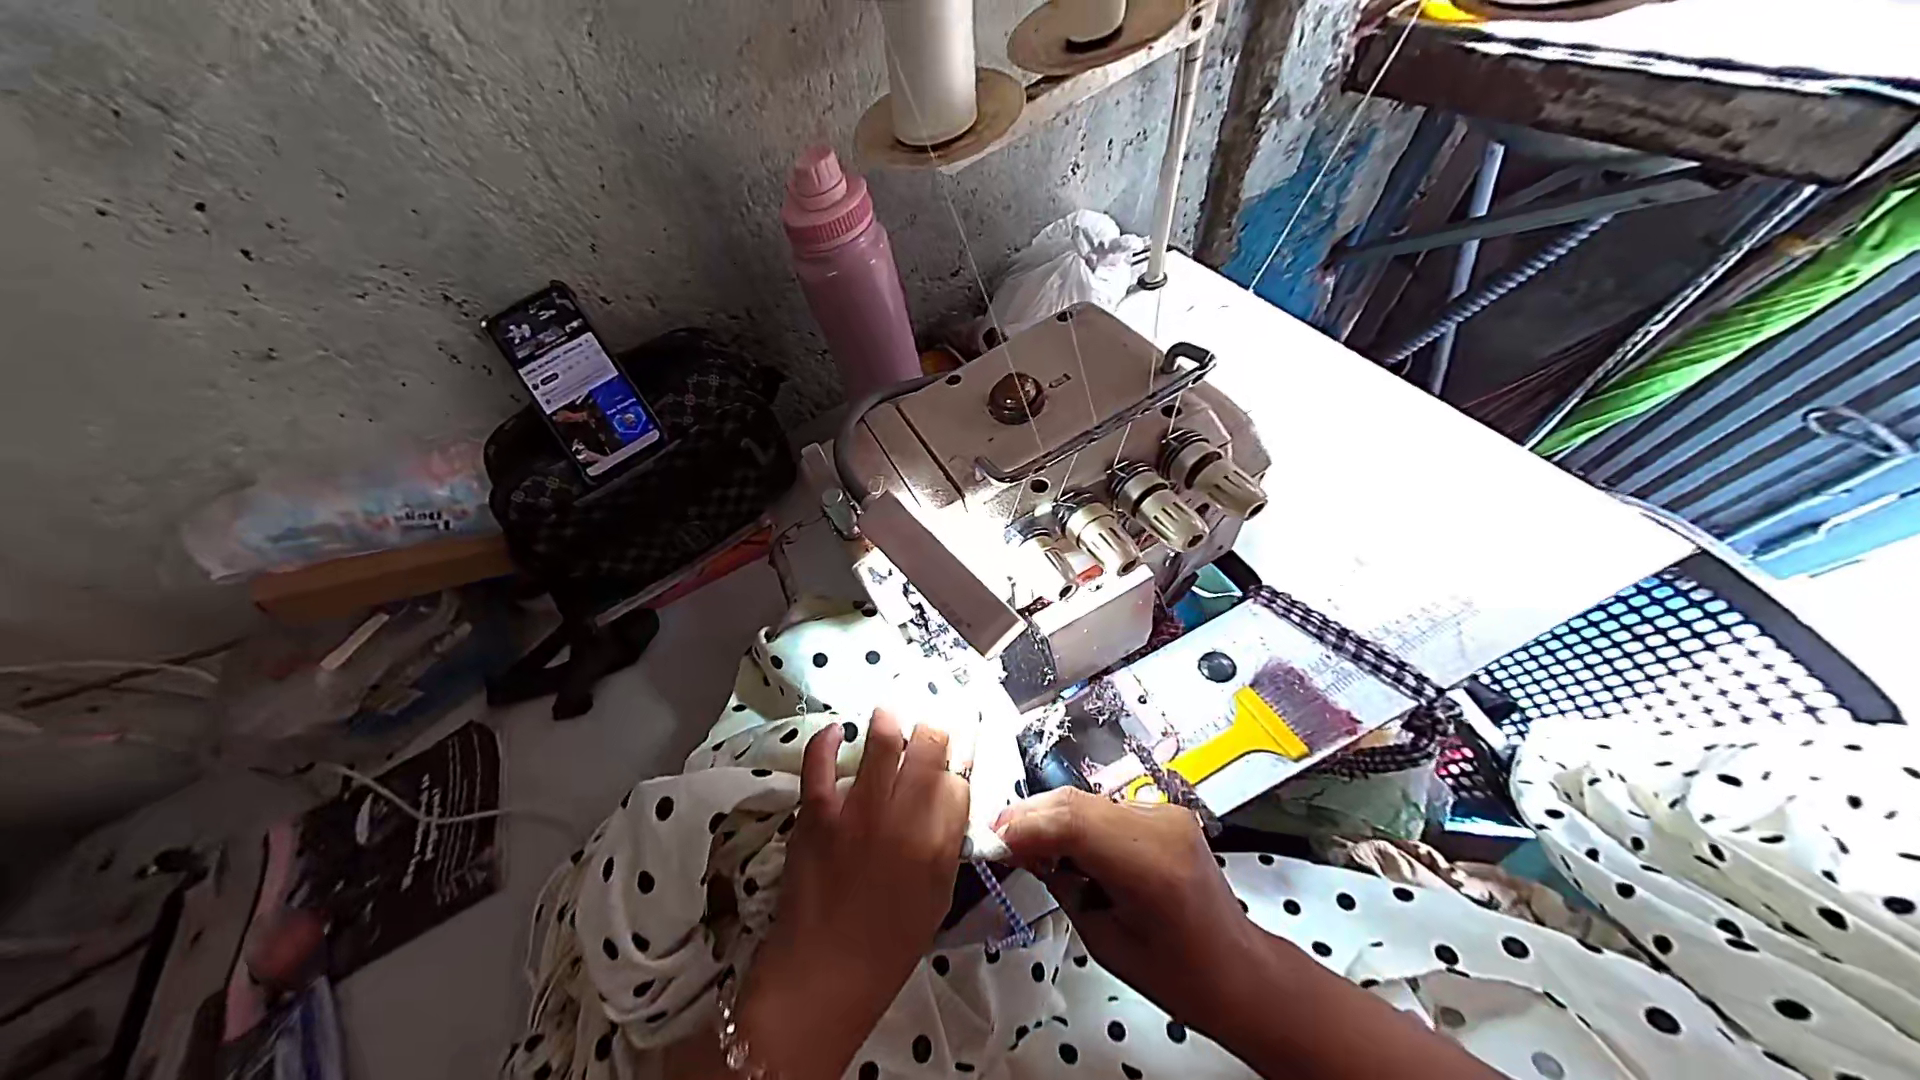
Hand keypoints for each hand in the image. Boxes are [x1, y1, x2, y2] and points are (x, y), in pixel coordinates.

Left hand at [737, 709, 969, 1079]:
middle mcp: (905, 820)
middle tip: (926, 728)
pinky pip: (821, 762)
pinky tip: (835, 730)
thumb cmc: (888, 942)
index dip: (957, 763)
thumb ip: (947, 842)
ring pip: (883, 742)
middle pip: (930, 749)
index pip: (958, 781)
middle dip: (933, 731)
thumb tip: (948, 796)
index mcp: (939, 845)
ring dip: (889, 721)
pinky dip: (827, 739)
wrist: (823, 974)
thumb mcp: (937, 895)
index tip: (951, 755)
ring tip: (888, 714)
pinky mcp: (817, 813)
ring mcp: (858, 813)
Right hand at [993, 788, 1263, 1034]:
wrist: (1235, 967)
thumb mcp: (1103, 937)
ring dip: (1051, 816)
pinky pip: (1105, 806)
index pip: (1073, 823)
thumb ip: (1061, 883)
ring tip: (1027, 843)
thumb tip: (1023, 850)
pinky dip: (1076, 820)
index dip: (1026, 825)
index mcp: (1152, 866)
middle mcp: (1162, 826)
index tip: (994, 838)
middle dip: (1031, 815)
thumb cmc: (1177, 972)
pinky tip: (1063, 843)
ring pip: (1087, 800)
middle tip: (999, 836)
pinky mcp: (1164, 810)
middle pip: (1076, 802)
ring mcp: (1166, 813)